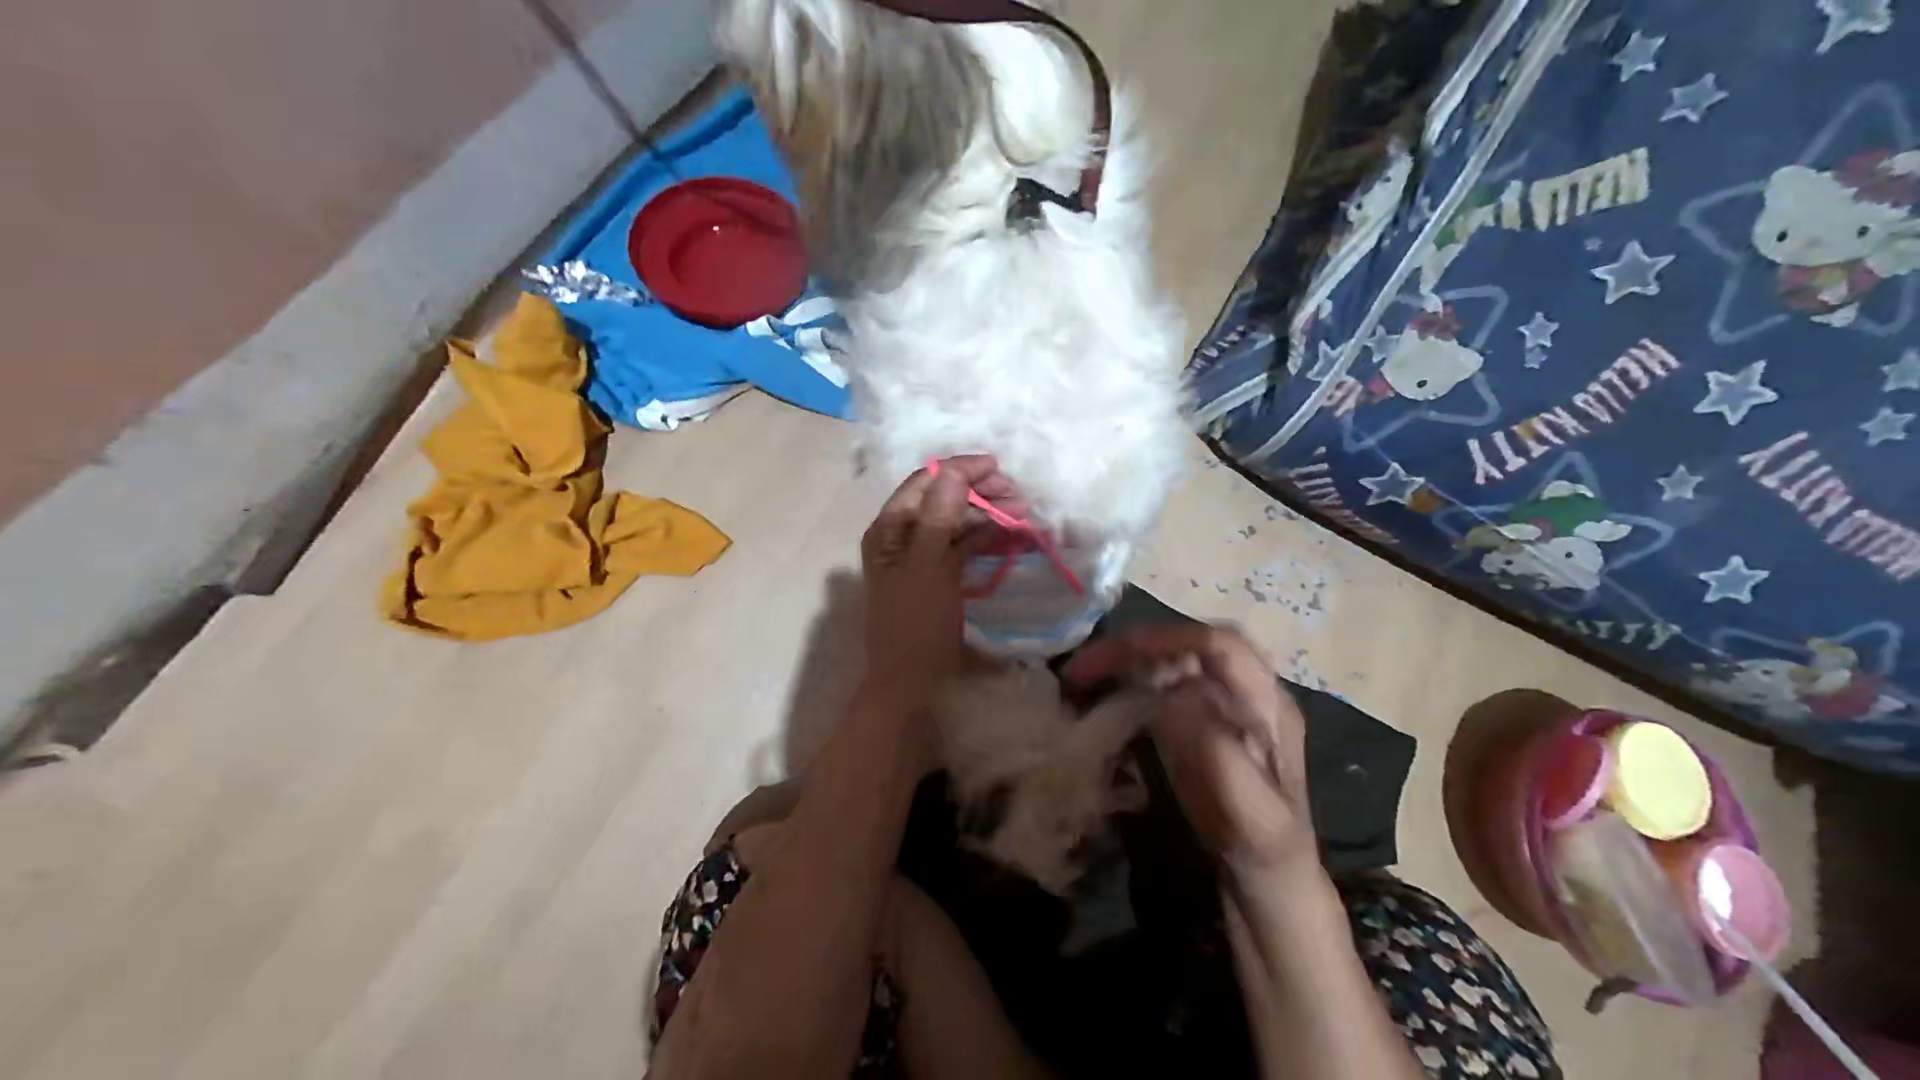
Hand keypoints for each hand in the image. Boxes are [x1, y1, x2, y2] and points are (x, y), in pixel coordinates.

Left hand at [858, 456, 1022, 716]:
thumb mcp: (928, 566)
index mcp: (889, 527)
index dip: (959, 469)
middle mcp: (902, 535)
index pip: (925, 482)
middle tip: (1016, 493)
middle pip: (942, 498)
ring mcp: (921, 555)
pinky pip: (962, 545)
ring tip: (1022, 512)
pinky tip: (1011, 533)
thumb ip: (939, 516)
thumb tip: (953, 471)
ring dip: (987, 512)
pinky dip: (985, 536)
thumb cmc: (915, 622)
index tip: (997, 466)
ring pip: (956, 520)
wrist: (910, 681)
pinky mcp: (939, 574)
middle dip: (978, 490)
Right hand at [1065, 624, 1315, 877]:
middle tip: (1084, 669)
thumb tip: (1176, 694)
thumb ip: (1222, 758)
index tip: (1110, 658)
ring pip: (1172, 661)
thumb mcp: (1253, 817)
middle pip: (1188, 645)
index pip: (1218, 645)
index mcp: (1268, 705)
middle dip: (1134, 647)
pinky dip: (1128, 684)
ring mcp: (1223, 706)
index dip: (1164, 640)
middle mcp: (1247, 693)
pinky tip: (1102, 701)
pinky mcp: (1200, 722)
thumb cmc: (1262, 851)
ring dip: (1127, 662)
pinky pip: (1161, 686)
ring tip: (1084, 680)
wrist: (1266, 883)